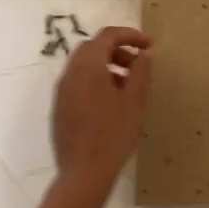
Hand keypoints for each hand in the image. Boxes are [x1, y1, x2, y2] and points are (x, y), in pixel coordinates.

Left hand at [50, 27, 152, 195]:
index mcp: (88, 66)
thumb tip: (144, 53)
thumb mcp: (135, 100)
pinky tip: (111, 101)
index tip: (149, 46)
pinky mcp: (59, 108)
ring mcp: (61, 91)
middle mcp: (70, 73)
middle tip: (138, 64)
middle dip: (117, 49)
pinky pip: (77, 82)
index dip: (130, 35)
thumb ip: (141, 71)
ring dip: (106, 65)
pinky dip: (95, 80)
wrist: (84, 172)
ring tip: (127, 84)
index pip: (107, 36)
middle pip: (93, 48)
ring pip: (83, 65)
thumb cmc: (114, 133)